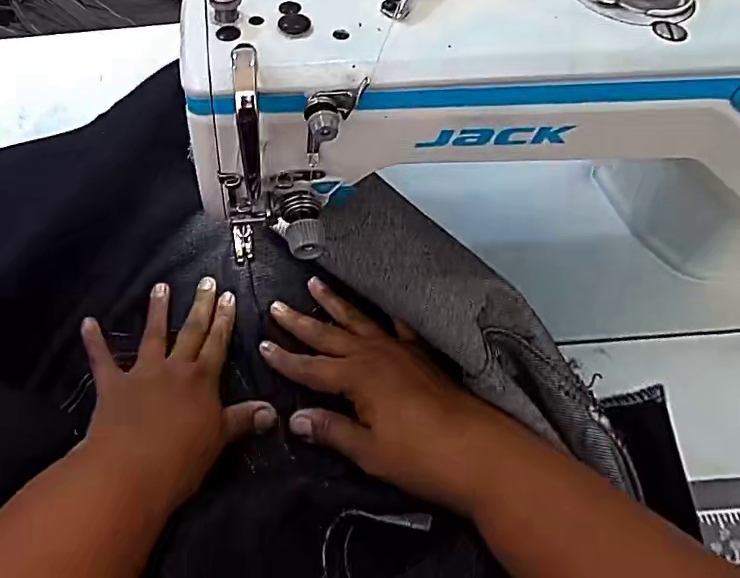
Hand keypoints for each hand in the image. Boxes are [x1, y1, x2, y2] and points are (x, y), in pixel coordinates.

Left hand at [79, 277, 276, 515]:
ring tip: (161, 286)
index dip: (224, 320)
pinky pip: (102, 360)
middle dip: (201, 306)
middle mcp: (175, 369)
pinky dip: (94, 342)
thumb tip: (272, 410)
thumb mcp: (218, 440)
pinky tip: (88, 323)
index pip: (217, 343)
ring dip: (157, 310)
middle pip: (191, 331)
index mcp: (202, 380)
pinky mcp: (113, 386)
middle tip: (206, 281)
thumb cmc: (180, 460)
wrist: (129, 473)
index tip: (229, 296)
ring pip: (153, 335)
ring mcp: (143, 374)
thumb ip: (242, 420)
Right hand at [260, 277, 546, 514]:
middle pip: (329, 335)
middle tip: (276, 306)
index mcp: (358, 377)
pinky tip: (380, 301)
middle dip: (300, 322)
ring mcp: (399, 349)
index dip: (285, 359)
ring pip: (358, 320)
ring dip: (335, 302)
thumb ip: (331, 430)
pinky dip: (386, 311)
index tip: (262, 345)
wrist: (477, 448)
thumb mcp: (369, 452)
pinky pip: (398, 323)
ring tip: (315, 283)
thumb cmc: (420, 456)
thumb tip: (295, 419)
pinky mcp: (420, 352)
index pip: (311, 368)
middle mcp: (375, 354)